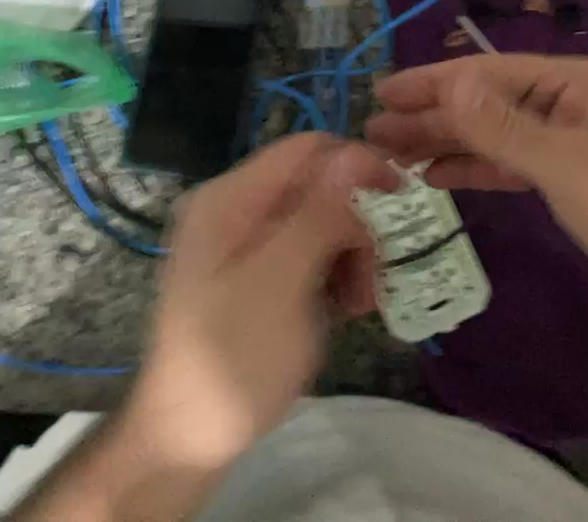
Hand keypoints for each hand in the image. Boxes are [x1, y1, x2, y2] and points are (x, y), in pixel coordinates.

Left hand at [121, 133, 395, 469]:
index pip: (306, 149)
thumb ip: (317, 214)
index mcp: (230, 197)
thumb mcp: (282, 281)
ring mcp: (242, 243)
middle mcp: (234, 209)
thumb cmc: (235, 357)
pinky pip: (305, 253)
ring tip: (359, 305)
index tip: (400, 199)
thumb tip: (355, 153)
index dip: (357, 164)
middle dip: (354, 224)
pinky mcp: (254, 275)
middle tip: (372, 279)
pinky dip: (331, 274)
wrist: (187, 438)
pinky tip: (342, 309)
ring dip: (349, 254)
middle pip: (316, 186)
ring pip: (317, 222)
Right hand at [364, 54, 587, 307]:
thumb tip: (447, 83)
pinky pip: (511, 164)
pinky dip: (474, 168)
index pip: (488, 72)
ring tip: (393, 153)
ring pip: (495, 134)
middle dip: (432, 115)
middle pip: (487, 102)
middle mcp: (569, 103)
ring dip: (446, 142)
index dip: (433, 82)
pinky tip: (437, 176)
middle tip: (375, 129)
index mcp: (574, 82)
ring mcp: (571, 142)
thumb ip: (499, 125)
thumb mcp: (562, 162)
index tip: (382, 92)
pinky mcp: (571, 179)